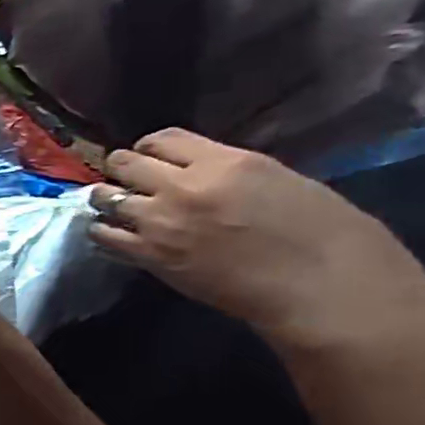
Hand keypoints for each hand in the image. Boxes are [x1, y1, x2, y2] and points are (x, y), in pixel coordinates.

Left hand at [90, 128, 424, 345]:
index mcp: (224, 162)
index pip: (161, 138)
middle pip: (123, 163)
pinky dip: (101, 231)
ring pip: (104, 198)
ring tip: (113, 207)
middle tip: (126, 180)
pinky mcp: (150, 255)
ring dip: (105, 199)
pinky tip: (110, 233)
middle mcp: (183, 186)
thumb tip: (191, 170)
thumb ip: (224, 170)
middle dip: (121, 169)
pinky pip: (104, 236)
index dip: (150, 148)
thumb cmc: (323, 232)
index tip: (150, 159)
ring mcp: (161, 221)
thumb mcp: (276, 178)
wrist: (323, 286)